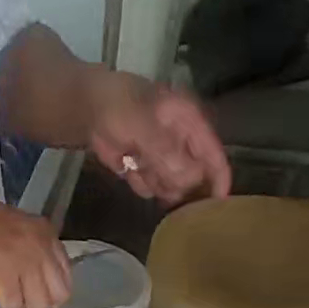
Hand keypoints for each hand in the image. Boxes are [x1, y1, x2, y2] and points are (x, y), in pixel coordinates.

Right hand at [0, 190, 70, 307]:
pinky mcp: (8, 278)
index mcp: (45, 232)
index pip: (66, 273)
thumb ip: (33, 246)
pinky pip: (14, 303)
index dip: (53, 288)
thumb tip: (41, 277)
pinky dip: (3, 301)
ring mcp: (26, 263)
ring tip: (6, 292)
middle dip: (42, 301)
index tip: (38, 291)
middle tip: (23, 297)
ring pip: (39, 303)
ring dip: (22, 303)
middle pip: (58, 294)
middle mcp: (41, 248)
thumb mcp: (16, 225)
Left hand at [86, 71, 231, 203]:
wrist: (89, 108)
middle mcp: (183, 142)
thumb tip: (187, 178)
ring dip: (156, 181)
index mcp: (190, 122)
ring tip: (138, 160)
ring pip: (173, 187)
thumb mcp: (141, 123)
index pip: (214, 153)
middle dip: (176, 181)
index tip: (219, 202)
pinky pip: (152, 189)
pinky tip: (128, 164)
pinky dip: (140, 182)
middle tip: (152, 165)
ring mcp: (166, 158)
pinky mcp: (149, 171)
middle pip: (194, 177)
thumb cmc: (118, 105)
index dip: (219, 178)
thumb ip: (164, 150)